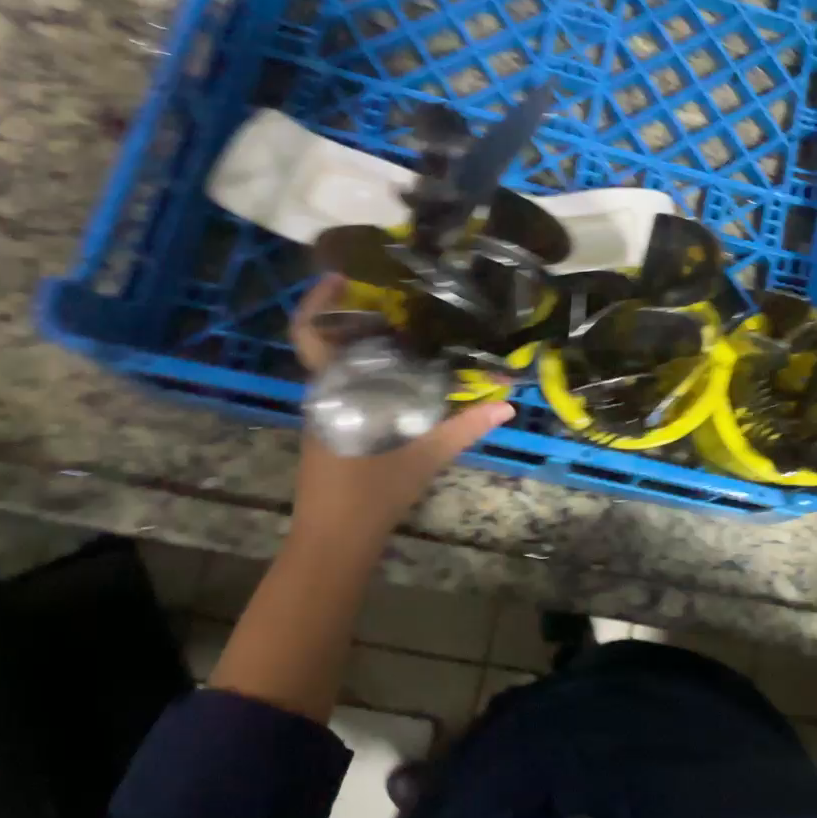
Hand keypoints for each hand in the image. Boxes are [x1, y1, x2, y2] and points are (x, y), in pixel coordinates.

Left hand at [286, 275, 513, 548]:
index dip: (318, 301)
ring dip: (366, 348)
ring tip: (410, 334)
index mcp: (333, 391)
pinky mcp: (330, 433)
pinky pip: (346, 389)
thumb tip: (507, 405)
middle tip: (402, 301)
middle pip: (331, 343)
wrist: (334, 541)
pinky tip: (403, 381)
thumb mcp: (424, 458)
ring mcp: (324, 415)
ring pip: (339, 367)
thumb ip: (464, 428)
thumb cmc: (371, 495)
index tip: (341, 276)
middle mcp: (322, 396)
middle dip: (359, 319)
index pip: (309, 334)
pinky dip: (370, 376)